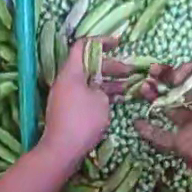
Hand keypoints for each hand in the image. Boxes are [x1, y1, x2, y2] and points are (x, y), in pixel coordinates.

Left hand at [40, 35, 130, 163]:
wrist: (61, 150)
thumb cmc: (82, 121)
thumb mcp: (101, 100)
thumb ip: (103, 88)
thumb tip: (99, 90)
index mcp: (71, 72)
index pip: (83, 46)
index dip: (101, 41)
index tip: (118, 44)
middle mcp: (65, 82)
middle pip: (88, 65)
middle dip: (110, 66)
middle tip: (129, 73)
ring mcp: (65, 97)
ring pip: (89, 82)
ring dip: (108, 83)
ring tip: (128, 88)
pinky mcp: (68, 111)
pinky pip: (85, 96)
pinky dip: (100, 96)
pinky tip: (116, 100)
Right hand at [132, 62, 191, 186]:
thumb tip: (186, 84)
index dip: (185, 71)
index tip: (176, 76)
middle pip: (181, 89)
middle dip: (166, 79)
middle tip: (151, 73)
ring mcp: (191, 125)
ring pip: (168, 107)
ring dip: (154, 96)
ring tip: (143, 88)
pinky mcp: (180, 142)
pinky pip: (160, 135)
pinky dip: (147, 129)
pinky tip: (136, 122)